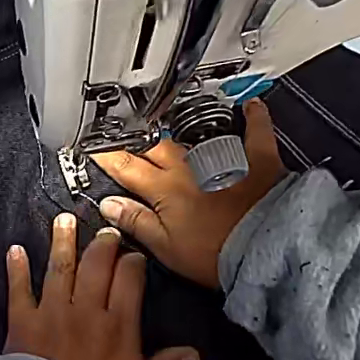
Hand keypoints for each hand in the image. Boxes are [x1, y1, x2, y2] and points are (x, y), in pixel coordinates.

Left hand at [4, 214, 199, 359]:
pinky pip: (19, 291)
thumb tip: (192, 356)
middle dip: (102, 245)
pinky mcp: (22, 324)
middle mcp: (86, 312)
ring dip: (62, 243)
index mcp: (119, 327)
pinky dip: (16, 270)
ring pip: (60, 269)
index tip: (134, 257)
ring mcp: (53, 314)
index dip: (133, 264)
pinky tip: (14, 250)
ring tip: (63, 221)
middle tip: (105, 232)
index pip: (129, 281)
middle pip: (96, 266)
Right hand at [91, 98, 288, 289]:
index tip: (94, 148)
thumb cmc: (216, 253)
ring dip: (180, 127)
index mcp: (165, 189)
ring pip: (195, 135)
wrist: (265, 247)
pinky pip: (254, 129)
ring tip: (167, 119)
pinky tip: (249, 105)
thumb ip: (136, 222)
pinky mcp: (256, 159)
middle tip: (124, 134)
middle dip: (136, 140)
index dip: (107, 157)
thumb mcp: (166, 246)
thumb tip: (109, 204)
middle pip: (155, 146)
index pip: (126, 168)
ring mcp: (222, 159)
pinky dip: (252, 116)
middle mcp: (190, 167)